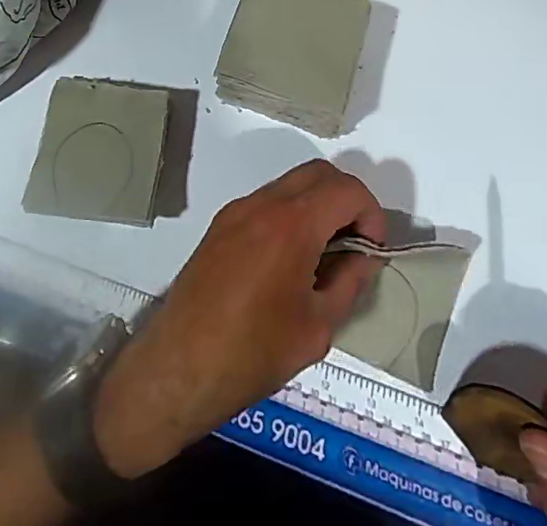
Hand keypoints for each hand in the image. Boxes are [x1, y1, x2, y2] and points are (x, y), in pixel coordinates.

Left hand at [89, 159, 385, 476]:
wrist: (175, 372)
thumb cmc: (251, 355)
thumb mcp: (317, 327)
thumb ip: (349, 282)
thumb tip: (363, 257)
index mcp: (292, 224)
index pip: (348, 190)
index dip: (371, 214)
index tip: (371, 250)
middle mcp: (263, 204)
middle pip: (321, 174)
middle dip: (347, 201)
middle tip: (353, 244)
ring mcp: (236, 212)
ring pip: (292, 184)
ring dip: (317, 205)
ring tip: (321, 256)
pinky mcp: (219, 226)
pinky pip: (267, 202)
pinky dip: (290, 214)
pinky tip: (288, 261)